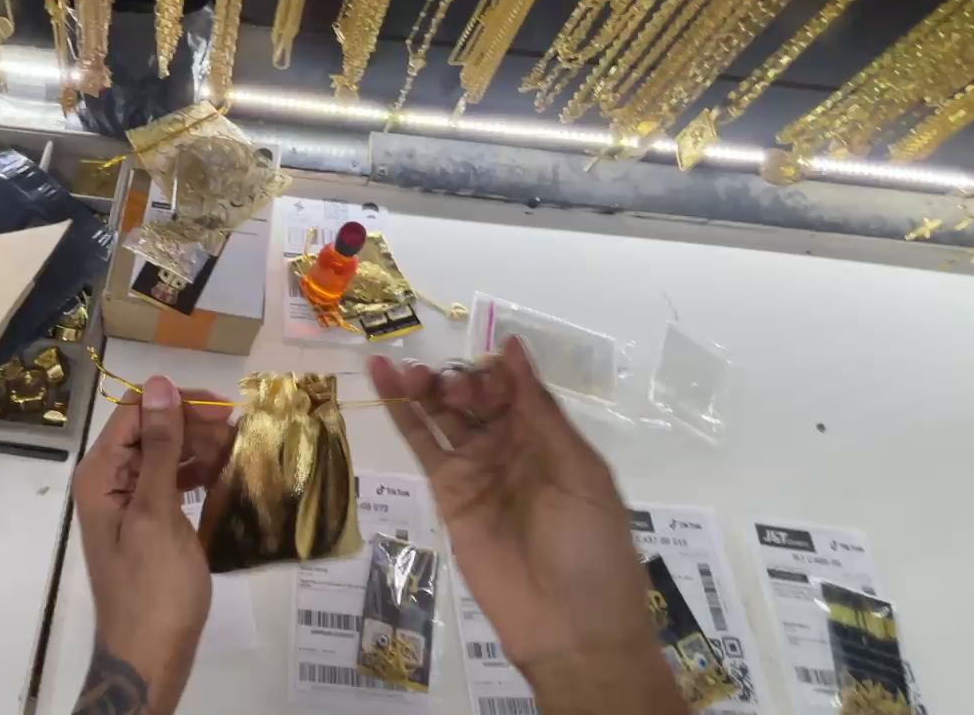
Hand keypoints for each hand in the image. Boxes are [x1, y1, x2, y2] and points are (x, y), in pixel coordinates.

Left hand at [71, 376, 233, 713]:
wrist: (149, 659)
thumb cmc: (152, 587)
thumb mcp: (156, 511)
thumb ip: (159, 446)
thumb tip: (161, 383)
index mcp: (101, 471)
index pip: (136, 411)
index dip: (177, 403)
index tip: (222, 411)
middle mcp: (110, 477)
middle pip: (152, 428)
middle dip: (194, 425)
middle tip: (238, 433)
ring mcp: (129, 498)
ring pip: (166, 451)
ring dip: (200, 447)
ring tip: (238, 452)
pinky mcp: (150, 517)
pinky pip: (173, 478)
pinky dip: (198, 472)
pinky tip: (225, 473)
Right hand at [369, 340, 683, 714]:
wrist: (569, 628)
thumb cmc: (590, 547)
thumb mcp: (580, 472)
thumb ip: (541, 410)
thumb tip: (514, 347)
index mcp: (547, 438)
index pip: (512, 387)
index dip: (494, 373)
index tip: (482, 371)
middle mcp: (508, 444)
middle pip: (475, 396)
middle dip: (459, 381)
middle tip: (452, 392)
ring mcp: (474, 466)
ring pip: (442, 413)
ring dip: (423, 385)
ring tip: (402, 368)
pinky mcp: (446, 489)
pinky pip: (421, 443)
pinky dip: (400, 411)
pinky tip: (382, 379)